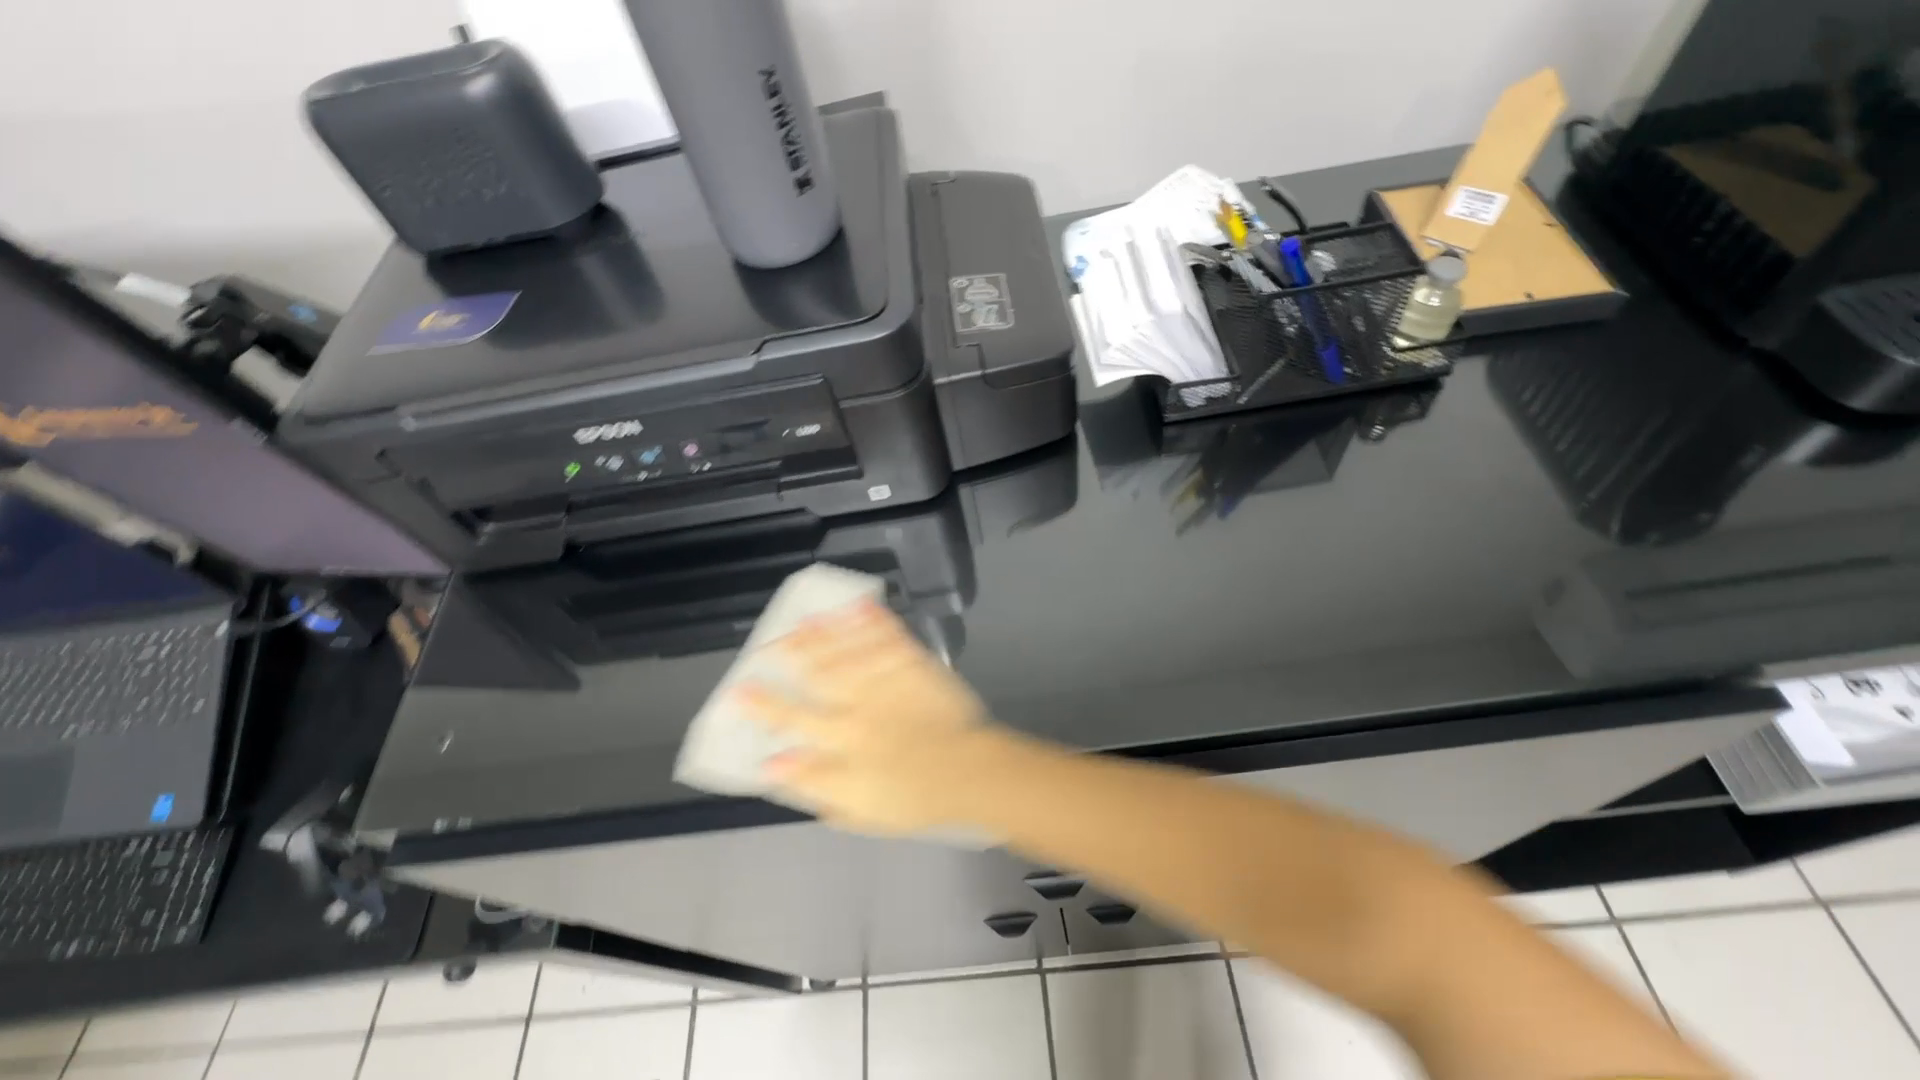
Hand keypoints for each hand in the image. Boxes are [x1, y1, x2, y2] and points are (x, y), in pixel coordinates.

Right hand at [738, 599, 1011, 834]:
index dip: (765, 704)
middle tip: (769, 642)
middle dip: (791, 656)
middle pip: (818, 674)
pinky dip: (874, 620)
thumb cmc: (915, 799)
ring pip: (848, 650)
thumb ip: (813, 783)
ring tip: (806, 619)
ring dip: (825, 633)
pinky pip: (890, 639)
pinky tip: (860, 605)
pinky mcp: (916, 666)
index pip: (794, 718)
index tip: (740, 690)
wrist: (970, 774)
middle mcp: (859, 703)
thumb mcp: (858, 807)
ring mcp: (889, 681)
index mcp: (842, 738)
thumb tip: (773, 765)